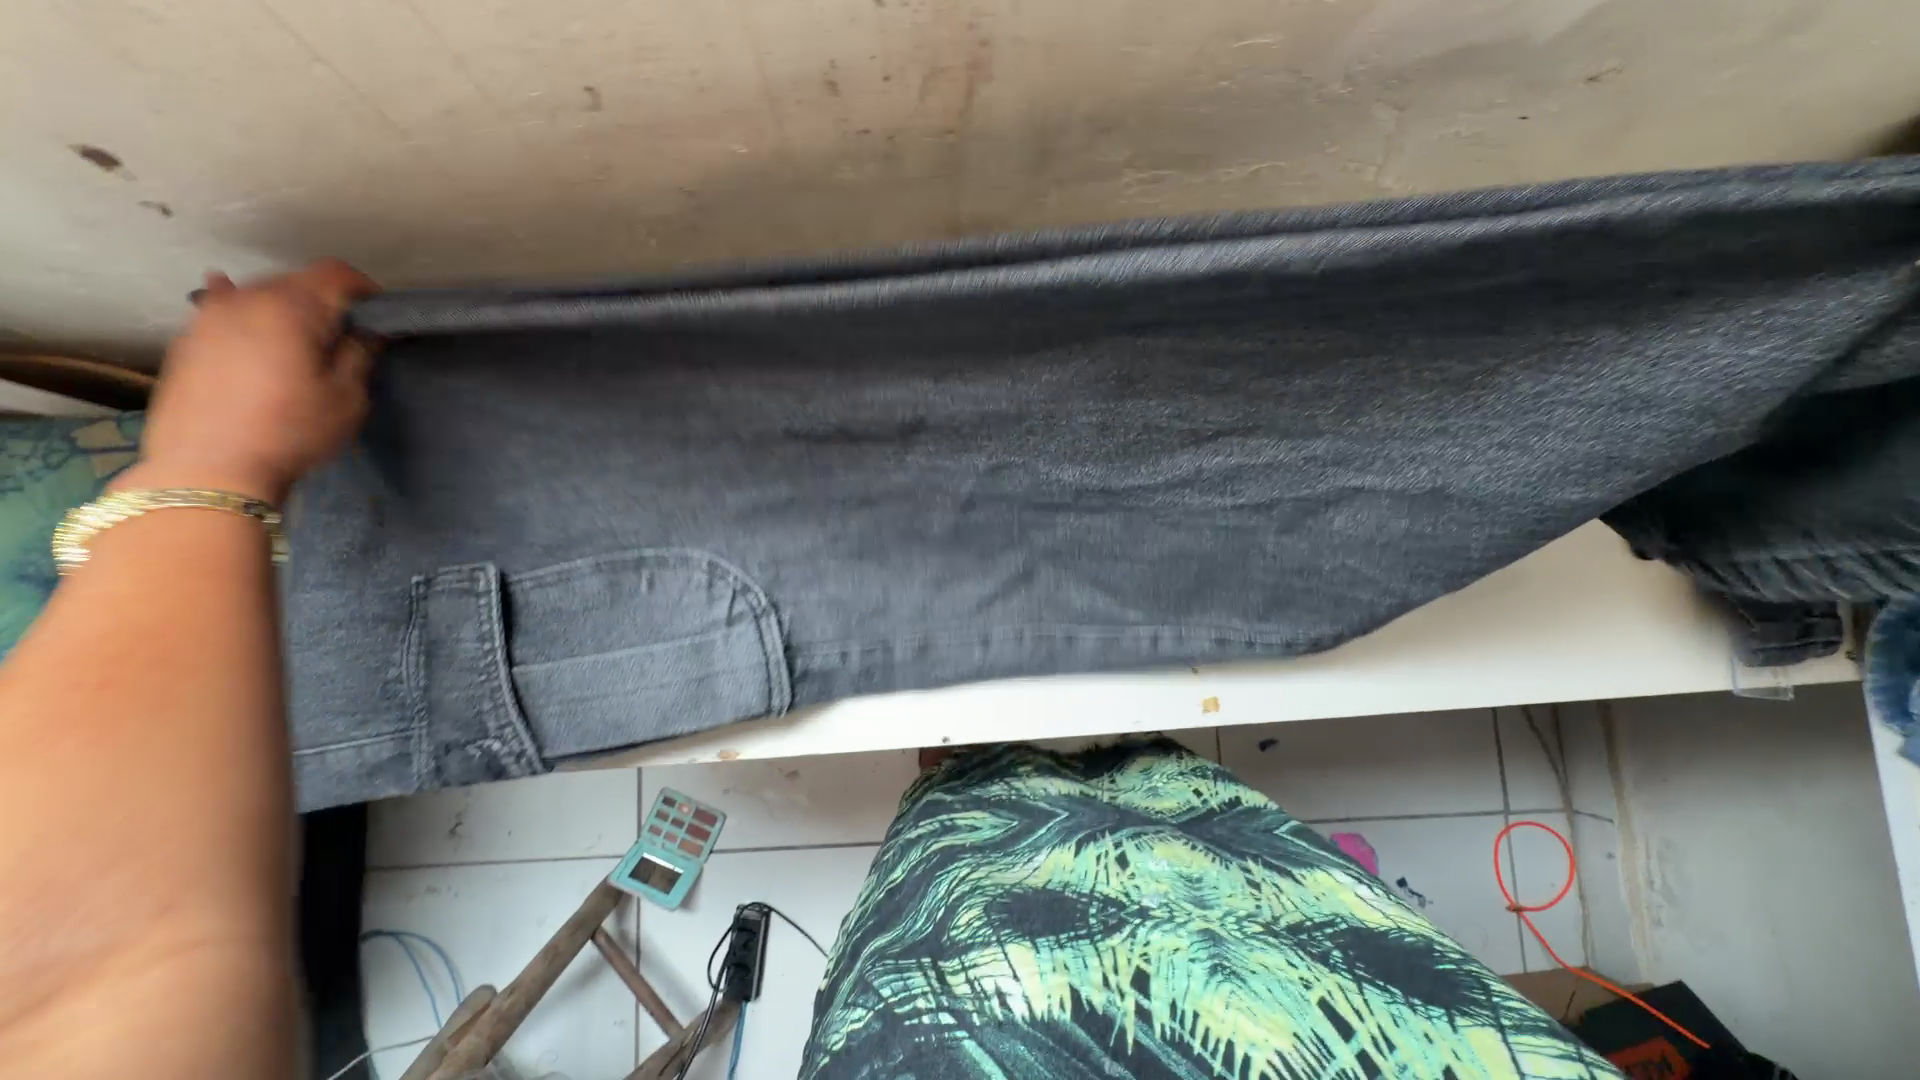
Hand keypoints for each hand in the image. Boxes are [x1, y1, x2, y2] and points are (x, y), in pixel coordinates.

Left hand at [130, 259, 378, 502]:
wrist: (210, 467)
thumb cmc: (293, 430)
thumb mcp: (348, 397)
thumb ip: (360, 354)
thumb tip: (367, 331)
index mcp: (291, 309)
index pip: (336, 274)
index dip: (365, 290)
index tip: (379, 319)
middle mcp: (245, 300)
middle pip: (295, 281)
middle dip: (326, 302)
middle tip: (345, 337)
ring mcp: (208, 317)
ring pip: (258, 295)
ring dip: (286, 310)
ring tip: (301, 340)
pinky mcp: (187, 340)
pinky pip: (223, 311)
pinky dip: (245, 315)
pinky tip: (248, 327)